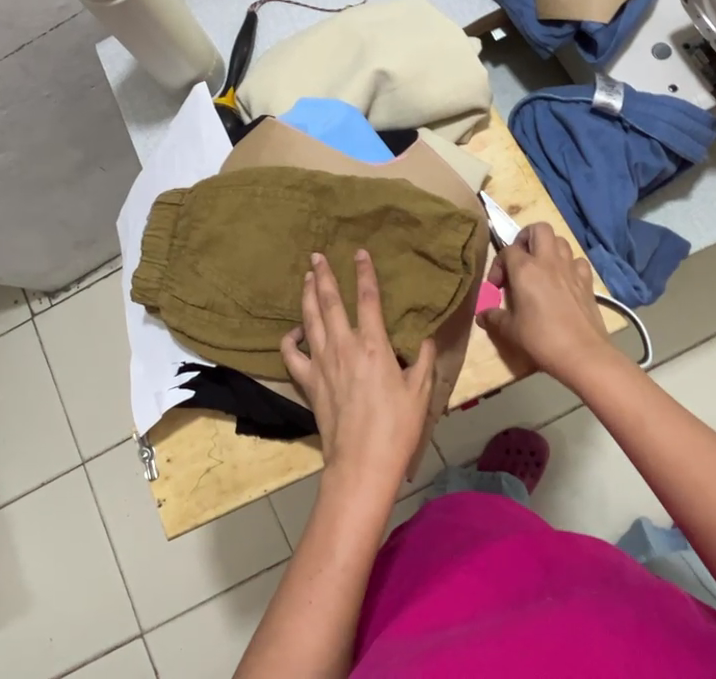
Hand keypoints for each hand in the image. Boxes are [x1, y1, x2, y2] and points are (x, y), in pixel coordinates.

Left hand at [280, 251, 438, 497]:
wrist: (362, 461)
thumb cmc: (397, 427)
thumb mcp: (421, 392)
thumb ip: (423, 361)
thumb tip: (425, 338)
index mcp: (373, 344)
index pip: (367, 298)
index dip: (364, 273)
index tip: (359, 254)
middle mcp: (343, 346)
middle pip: (329, 301)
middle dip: (324, 275)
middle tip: (317, 255)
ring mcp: (321, 362)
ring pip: (309, 319)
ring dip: (307, 295)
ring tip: (307, 278)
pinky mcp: (307, 381)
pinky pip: (291, 354)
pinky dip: (290, 338)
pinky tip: (295, 331)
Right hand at [478, 223, 613, 375]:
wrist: (583, 354)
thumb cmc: (541, 339)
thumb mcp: (510, 330)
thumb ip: (494, 317)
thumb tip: (482, 315)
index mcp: (525, 269)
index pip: (507, 250)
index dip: (498, 265)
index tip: (497, 287)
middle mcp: (548, 262)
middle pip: (539, 229)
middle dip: (526, 238)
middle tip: (520, 259)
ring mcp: (571, 269)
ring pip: (561, 241)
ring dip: (548, 249)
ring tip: (541, 269)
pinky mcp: (587, 282)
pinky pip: (578, 261)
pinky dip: (569, 265)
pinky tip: (564, 281)